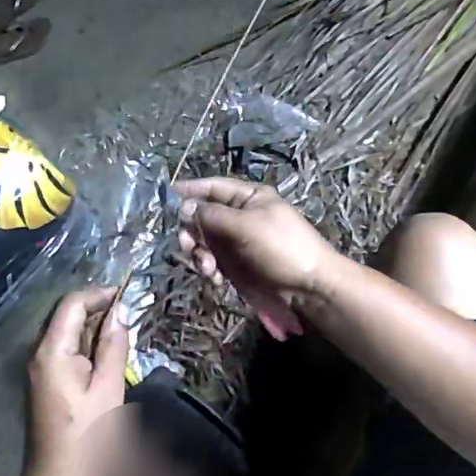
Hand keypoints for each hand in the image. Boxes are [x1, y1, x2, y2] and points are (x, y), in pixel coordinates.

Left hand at [26, 287, 128, 475]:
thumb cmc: (87, 435)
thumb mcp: (109, 386)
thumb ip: (114, 343)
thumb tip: (120, 310)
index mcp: (51, 350)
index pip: (71, 302)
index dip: (98, 293)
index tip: (125, 295)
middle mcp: (38, 352)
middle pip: (65, 313)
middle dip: (96, 306)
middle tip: (127, 311)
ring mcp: (38, 366)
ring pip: (65, 329)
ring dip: (92, 323)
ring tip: (121, 329)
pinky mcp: (44, 379)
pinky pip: (64, 347)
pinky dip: (85, 341)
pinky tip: (105, 350)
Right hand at [173, 178, 345, 338]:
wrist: (309, 288)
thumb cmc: (282, 247)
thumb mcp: (246, 225)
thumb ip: (212, 215)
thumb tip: (183, 206)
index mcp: (248, 197)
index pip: (212, 187)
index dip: (189, 190)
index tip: (165, 197)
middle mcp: (240, 216)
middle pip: (202, 216)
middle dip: (192, 231)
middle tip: (188, 245)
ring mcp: (237, 242)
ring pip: (204, 242)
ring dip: (199, 254)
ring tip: (209, 269)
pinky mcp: (237, 266)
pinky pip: (212, 262)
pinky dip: (209, 270)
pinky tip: (216, 280)